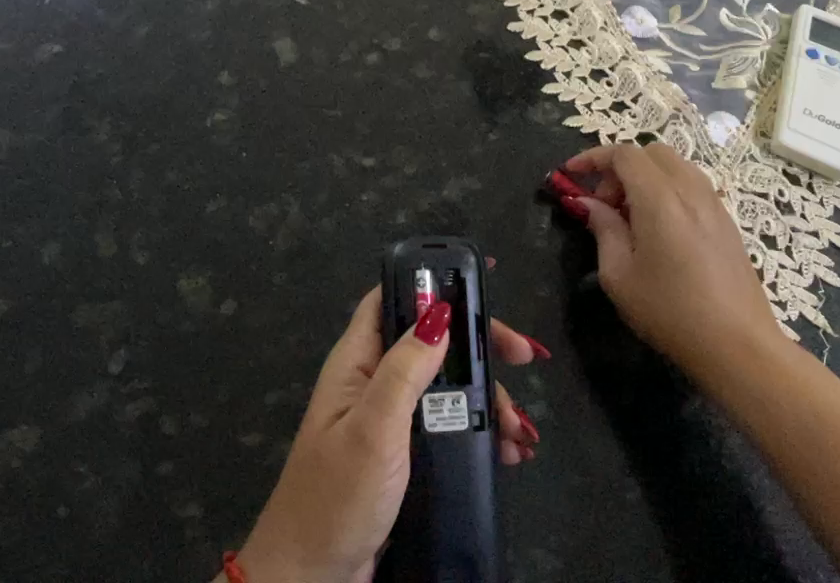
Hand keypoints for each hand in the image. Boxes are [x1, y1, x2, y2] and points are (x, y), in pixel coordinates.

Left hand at [235, 286, 544, 582]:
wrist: (314, 573)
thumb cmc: (338, 493)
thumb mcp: (375, 425)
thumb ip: (406, 367)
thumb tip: (439, 310)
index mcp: (357, 361)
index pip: (392, 299)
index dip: (433, 285)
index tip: (484, 290)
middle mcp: (373, 380)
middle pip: (431, 341)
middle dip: (478, 347)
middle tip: (525, 359)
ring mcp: (388, 419)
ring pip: (446, 386)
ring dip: (486, 397)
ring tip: (518, 431)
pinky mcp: (403, 454)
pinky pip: (447, 425)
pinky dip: (478, 430)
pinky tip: (508, 451)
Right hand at [562, 143, 785, 379]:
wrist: (738, 346)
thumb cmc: (670, 312)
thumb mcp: (619, 275)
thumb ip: (603, 229)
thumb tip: (590, 204)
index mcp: (660, 200)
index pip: (624, 154)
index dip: (593, 157)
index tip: (571, 175)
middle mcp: (691, 192)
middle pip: (652, 153)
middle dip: (620, 168)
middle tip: (604, 204)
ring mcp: (715, 206)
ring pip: (675, 167)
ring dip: (645, 178)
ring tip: (630, 217)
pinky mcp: (728, 223)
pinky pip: (693, 187)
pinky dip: (667, 191)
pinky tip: (658, 230)